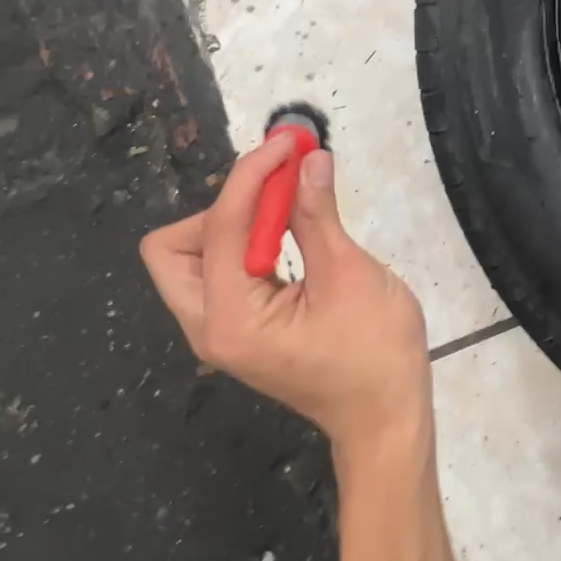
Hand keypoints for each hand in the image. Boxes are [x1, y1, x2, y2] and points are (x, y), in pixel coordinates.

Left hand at [139, 136, 431, 457]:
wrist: (386, 416)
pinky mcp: (241, 329)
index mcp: (231, 318)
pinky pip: (220, 274)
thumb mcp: (351, 276)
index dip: (253, 175)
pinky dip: (247, 243)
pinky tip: (290, 234)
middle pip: (174, 247)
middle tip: (279, 190)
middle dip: (222, 207)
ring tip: (290, 206)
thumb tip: (308, 159)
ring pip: (192, 259)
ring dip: (235, 222)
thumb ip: (318, 215)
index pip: (221, 226)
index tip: (289, 144)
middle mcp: (209, 326)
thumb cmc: (375, 351)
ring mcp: (221, 331)